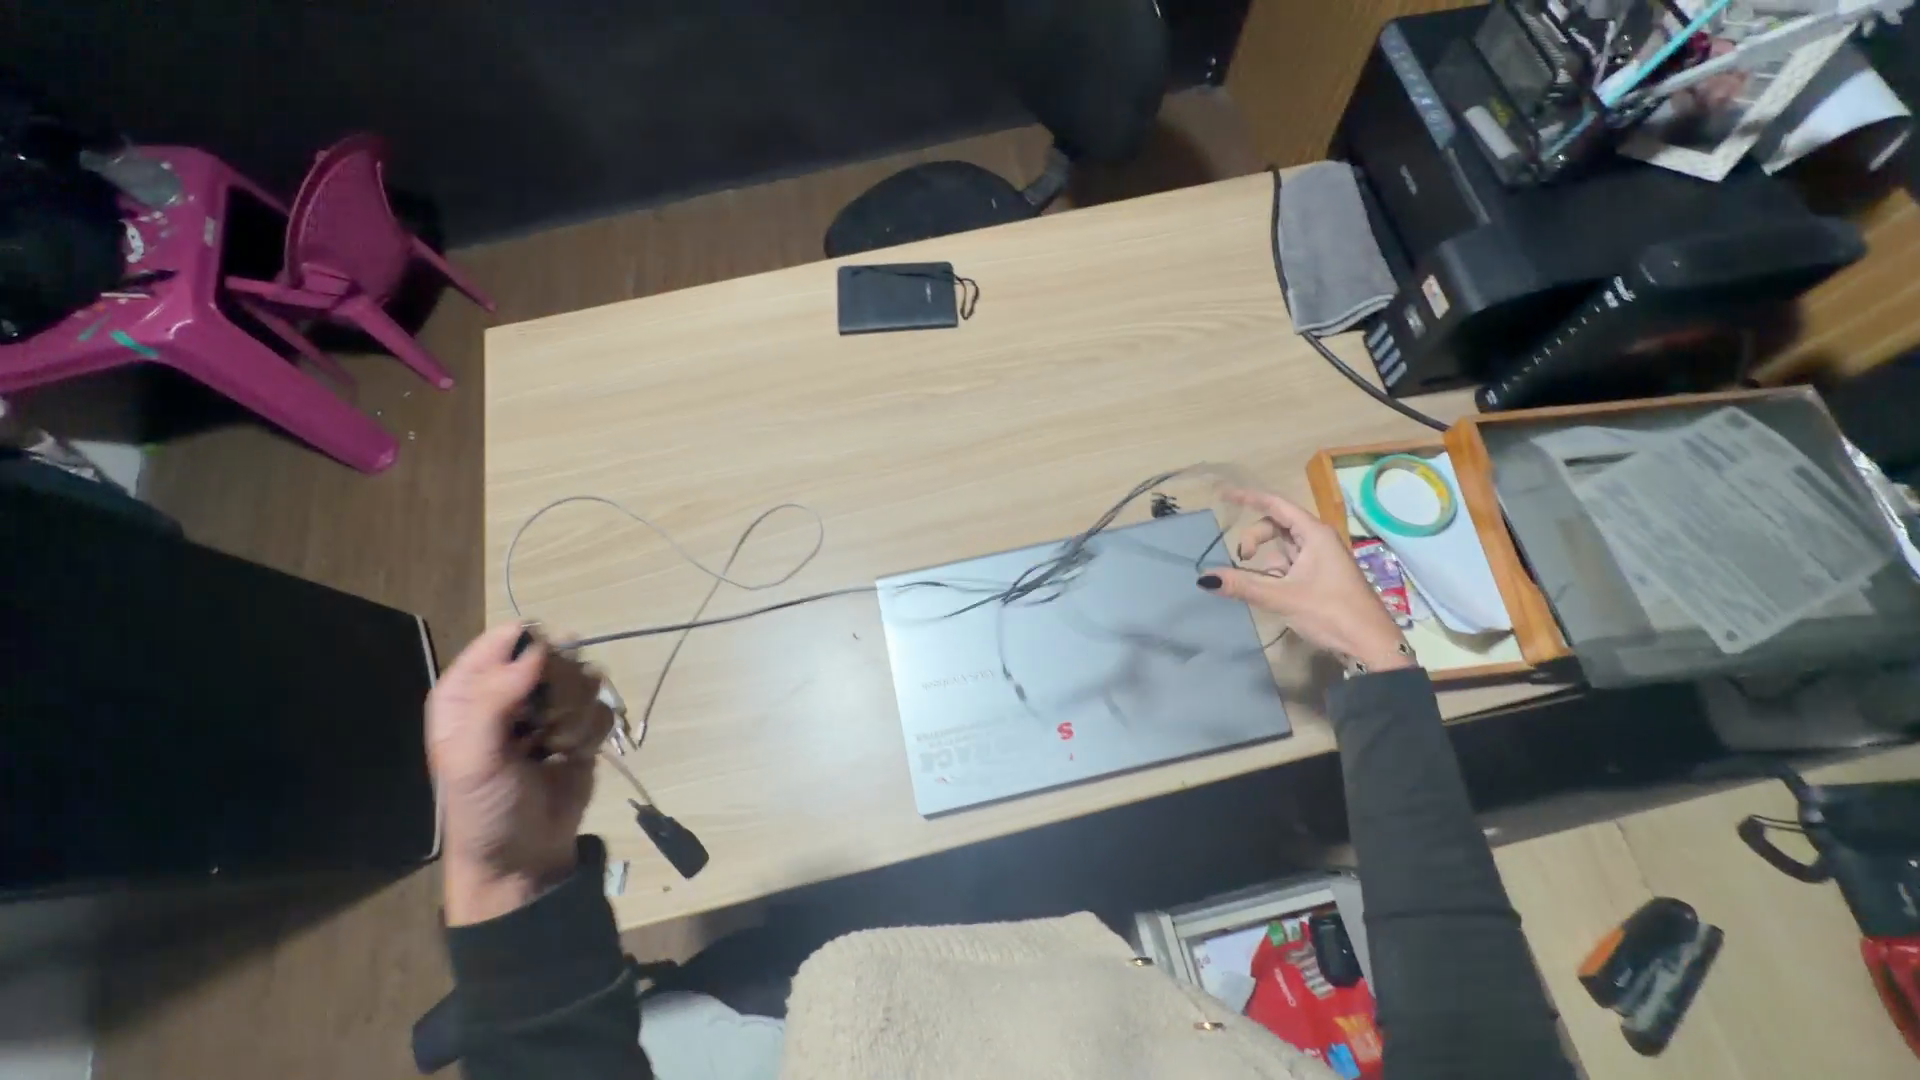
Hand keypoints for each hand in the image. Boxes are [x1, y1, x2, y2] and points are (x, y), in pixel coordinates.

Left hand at [426, 622, 592, 924]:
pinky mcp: (581, 728)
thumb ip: (496, 699)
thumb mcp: (474, 758)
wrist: (523, 858)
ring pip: (585, 677)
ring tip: (555, 746)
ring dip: (576, 714)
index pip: (506, 640)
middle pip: (555, 653)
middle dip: (558, 689)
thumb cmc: (485, 810)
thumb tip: (535, 649)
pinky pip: (602, 707)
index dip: (529, 651)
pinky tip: (573, 755)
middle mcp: (510, 692)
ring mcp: (549, 709)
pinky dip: (592, 732)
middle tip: (544, 723)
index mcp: (469, 691)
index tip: (539, 677)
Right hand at [1198, 488, 1412, 671]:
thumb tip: (1204, 579)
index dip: (1249, 498)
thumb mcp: (1282, 597)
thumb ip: (1243, 585)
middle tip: (1241, 559)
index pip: (1276, 505)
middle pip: (1276, 526)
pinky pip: (1289, 566)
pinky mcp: (1320, 578)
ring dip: (1264, 561)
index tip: (1224, 495)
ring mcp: (1320, 559)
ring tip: (1256, 583)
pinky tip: (1270, 593)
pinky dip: (1274, 574)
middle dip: (1255, 538)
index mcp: (1315, 534)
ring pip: (1282, 549)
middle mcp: (1318, 540)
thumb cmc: (1331, 612)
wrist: (1370, 644)